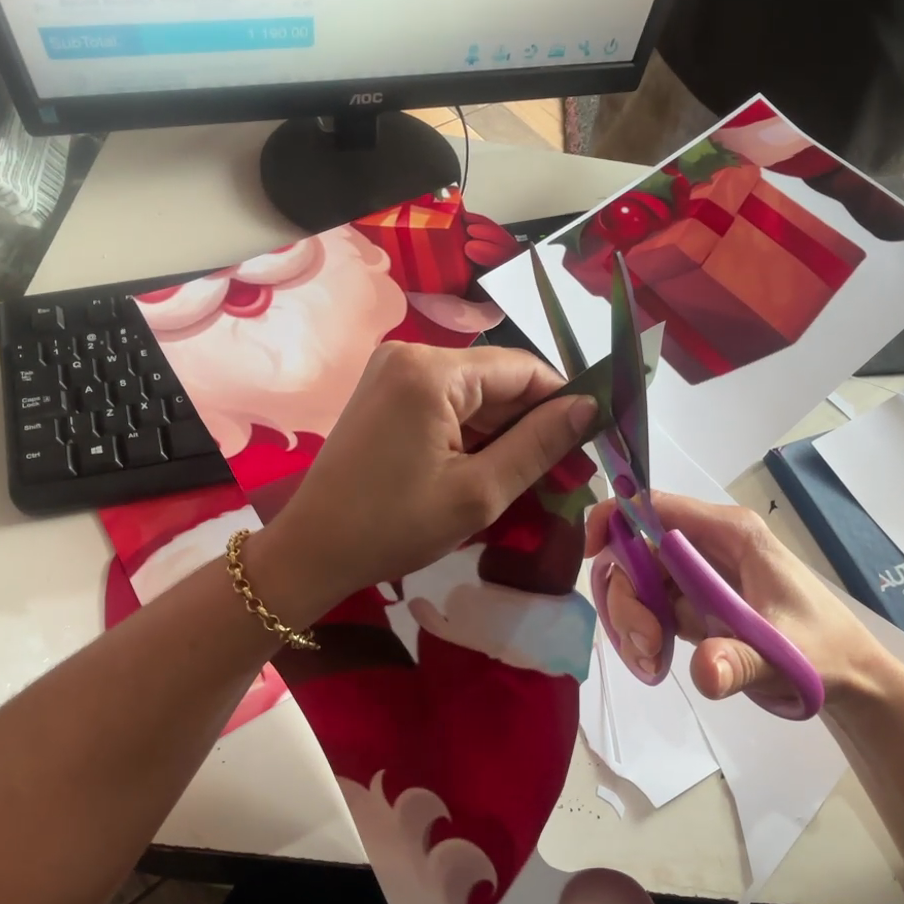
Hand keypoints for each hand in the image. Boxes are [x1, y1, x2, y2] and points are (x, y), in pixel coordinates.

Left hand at [250, 343, 596, 619]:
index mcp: (432, 371)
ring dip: (502, 431)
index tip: (589, 443)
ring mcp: (392, 372)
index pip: (523, 369)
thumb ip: (538, 445)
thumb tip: (589, 407)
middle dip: (531, 422)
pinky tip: (485, 468)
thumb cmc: (394, 526)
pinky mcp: (384, 393)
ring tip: (526, 477)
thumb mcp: (479, 492)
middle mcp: (410, 354)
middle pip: (497, 379)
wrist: (313, 549)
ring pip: (473, 394)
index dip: (562, 402)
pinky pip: (445, 403)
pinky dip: (471, 432)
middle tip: (562, 473)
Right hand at [585, 491, 890, 710]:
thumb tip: (703, 670)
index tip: (591, 555)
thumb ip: (742, 661)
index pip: (655, 505)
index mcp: (729, 533)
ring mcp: (696, 573)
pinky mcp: (692, 601)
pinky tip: (656, 664)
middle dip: (627, 599)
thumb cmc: (822, 653)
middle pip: (636, 552)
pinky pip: (647, 606)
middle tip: (645, 648)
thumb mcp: (784, 657)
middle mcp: (706, 545)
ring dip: (630, 622)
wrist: (848, 677)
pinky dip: (639, 634)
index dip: (614, 519)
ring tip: (653, 664)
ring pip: (635, 581)